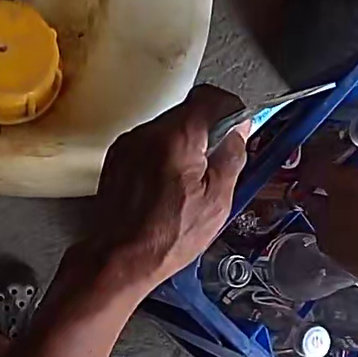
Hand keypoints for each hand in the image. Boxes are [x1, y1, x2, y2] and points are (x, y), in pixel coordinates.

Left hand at [79, 85, 246, 300]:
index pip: (210, 97)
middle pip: (188, 111)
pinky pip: (149, 144)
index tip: (239, 126)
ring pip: (168, 128)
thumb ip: (232, 157)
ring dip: (185, 144)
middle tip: (218, 161)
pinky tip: (169, 186)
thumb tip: (240, 132)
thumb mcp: (217, 201)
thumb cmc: (165, 239)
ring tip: (191, 181)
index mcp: (176, 138)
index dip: (231, 110)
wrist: (119, 259)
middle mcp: (147, 133)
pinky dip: (164, 156)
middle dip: (208, 131)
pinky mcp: (117, 158)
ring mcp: (128, 144)